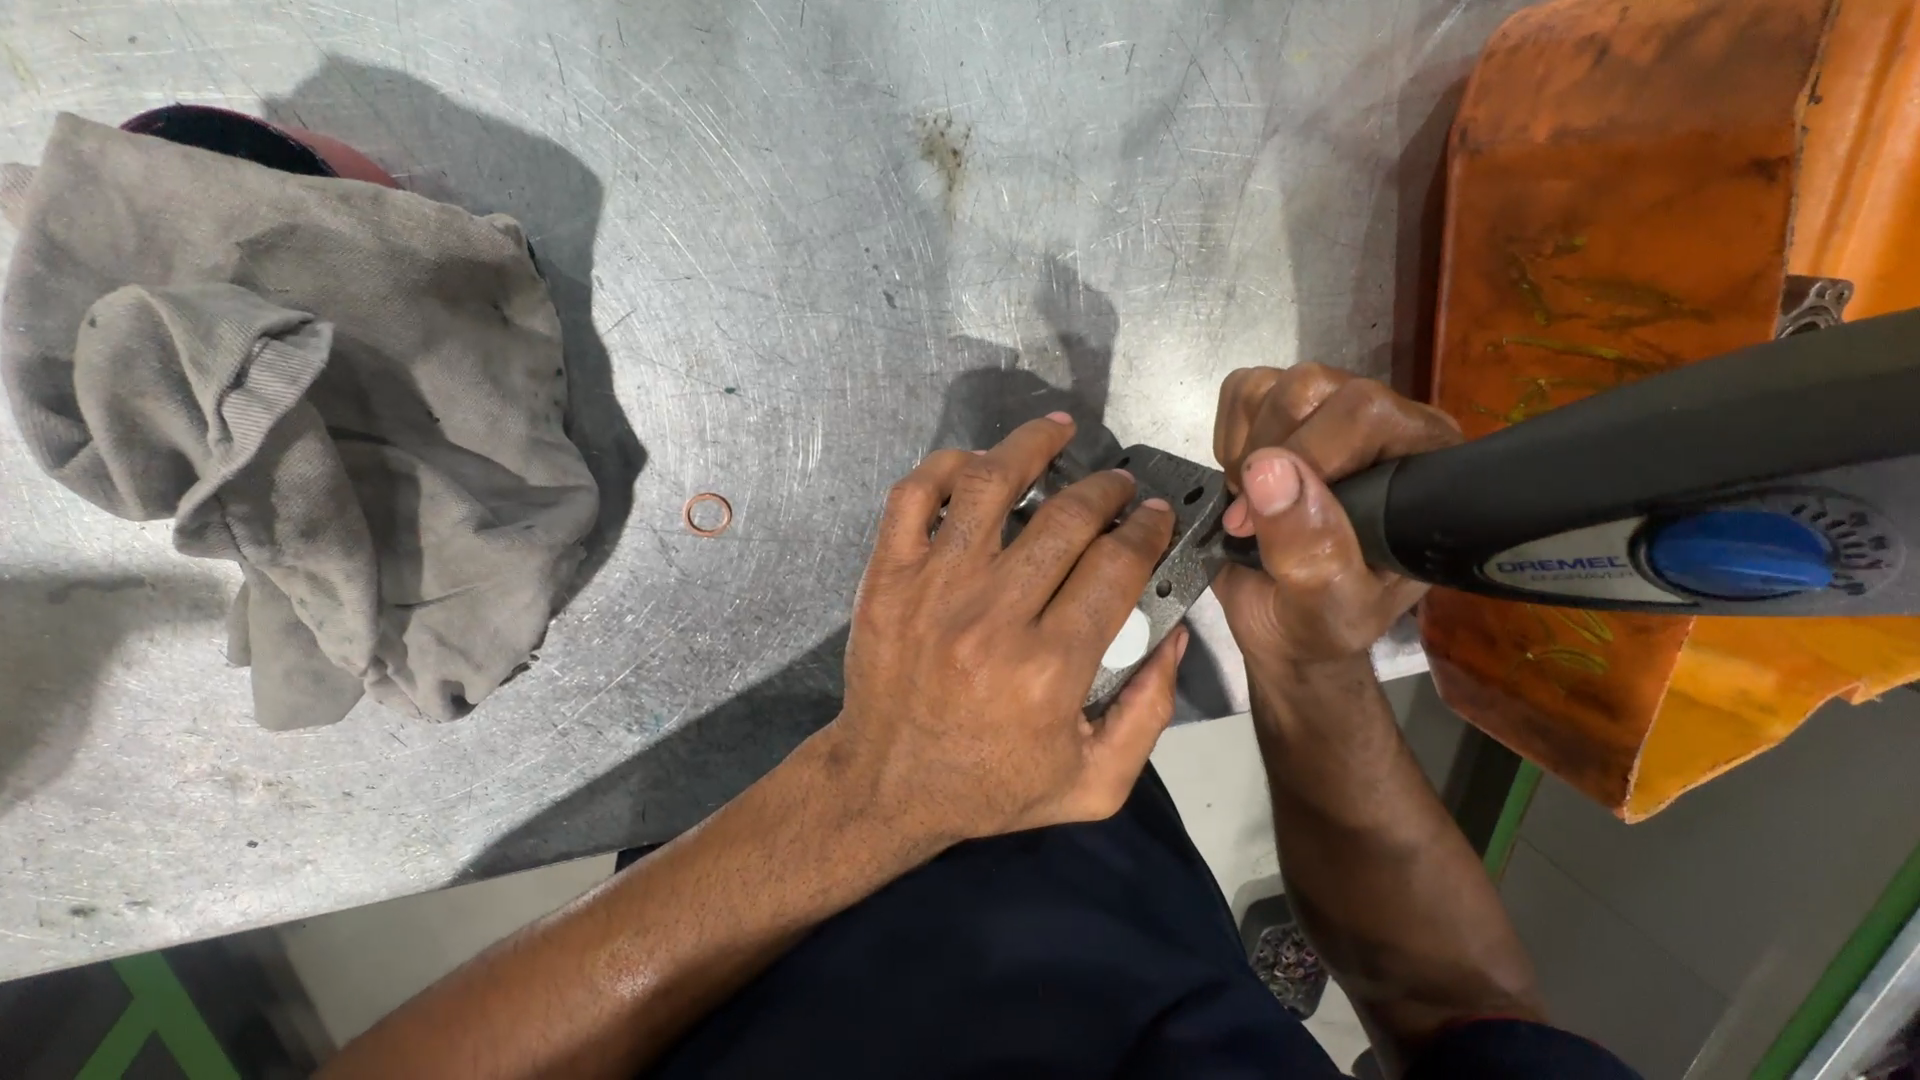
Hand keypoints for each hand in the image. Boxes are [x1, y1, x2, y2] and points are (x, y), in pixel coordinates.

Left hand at [826, 411, 1185, 851]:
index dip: (1147, 529)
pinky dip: (945, 467)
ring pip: (989, 487)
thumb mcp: (1093, 784)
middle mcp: (993, 616)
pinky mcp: (887, 578)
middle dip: (1106, 490)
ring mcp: (932, 589)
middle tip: (1118, 485)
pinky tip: (976, 462)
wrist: (886, 786)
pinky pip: (915, 497)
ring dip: (1031, 448)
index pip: (1116, 566)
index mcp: (1050, 667)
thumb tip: (1174, 635)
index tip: (1155, 515)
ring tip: (1058, 433)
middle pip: (1065, 520)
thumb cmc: (990, 786)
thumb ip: (1149, 712)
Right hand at [1212, 365, 1460, 669]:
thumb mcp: (1326, 608)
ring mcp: (1324, 412)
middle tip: (1254, 519)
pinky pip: (1239, 391)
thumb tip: (1269, 471)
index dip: (1310, 454)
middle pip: (1310, 388)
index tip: (1272, 514)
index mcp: (1418, 463)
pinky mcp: (1275, 411)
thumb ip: (1310, 552)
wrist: (1278, 627)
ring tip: (1252, 506)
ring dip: (1244, 451)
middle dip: (1268, 456)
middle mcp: (1381, 424)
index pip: (1366, 413)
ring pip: (1270, 386)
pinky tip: (1240, 481)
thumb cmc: (1317, 623)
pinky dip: (1225, 439)